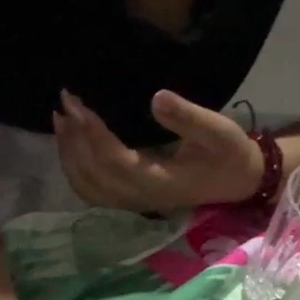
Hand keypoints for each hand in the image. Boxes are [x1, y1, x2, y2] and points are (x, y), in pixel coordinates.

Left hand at [53, 89, 264, 211]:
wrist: (238, 182)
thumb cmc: (229, 154)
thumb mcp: (219, 131)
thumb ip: (188, 117)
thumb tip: (156, 98)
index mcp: (158, 182)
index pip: (113, 160)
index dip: (92, 133)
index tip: (77, 103)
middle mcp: (138, 197)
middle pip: (93, 174)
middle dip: (74, 138)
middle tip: (64, 101)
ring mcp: (131, 202)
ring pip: (87, 186)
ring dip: (69, 154)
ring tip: (60, 118)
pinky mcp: (128, 199)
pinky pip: (92, 190)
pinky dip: (74, 168)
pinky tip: (69, 144)